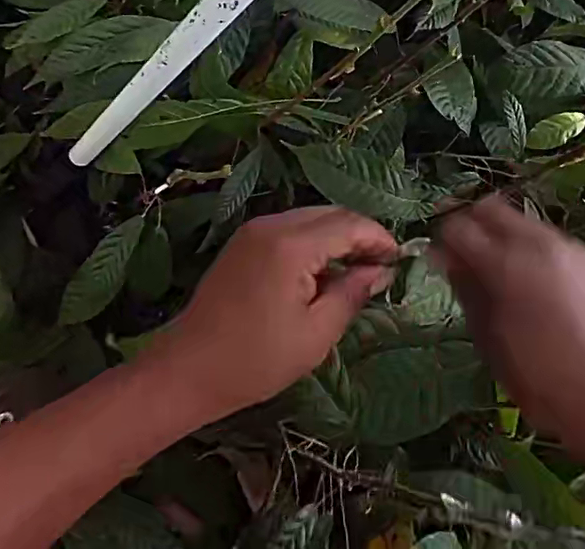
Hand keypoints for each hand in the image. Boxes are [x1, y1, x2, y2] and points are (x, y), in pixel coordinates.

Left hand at [138, 206, 396, 423]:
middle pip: (332, 213)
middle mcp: (273, 224)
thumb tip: (380, 271)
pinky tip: (323, 270)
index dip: (379, 238)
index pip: (349, 224)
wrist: (185, 370)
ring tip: (357, 269)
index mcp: (291, 245)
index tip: (399, 259)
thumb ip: (352, 294)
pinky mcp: (245, 240)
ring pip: (312, 217)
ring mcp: (256, 229)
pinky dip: (315, 240)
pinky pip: (292, 227)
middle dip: (361, 234)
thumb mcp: (315, 335)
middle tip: (382, 265)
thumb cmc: (254, 361)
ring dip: (339, 236)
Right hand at [438, 197, 584, 460]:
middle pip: (493, 207)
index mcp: (507, 264)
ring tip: (505, 276)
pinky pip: (554, 242)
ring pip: (525, 222)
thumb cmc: (550, 387)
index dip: (444, 238)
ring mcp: (572, 249)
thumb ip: (470, 295)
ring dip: (505, 236)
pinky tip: (542, 288)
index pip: (460, 227)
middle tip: (465, 255)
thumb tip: (449, 260)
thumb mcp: (495, 348)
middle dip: (472, 223)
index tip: (440, 257)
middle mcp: (539, 244)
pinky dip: (536, 252)